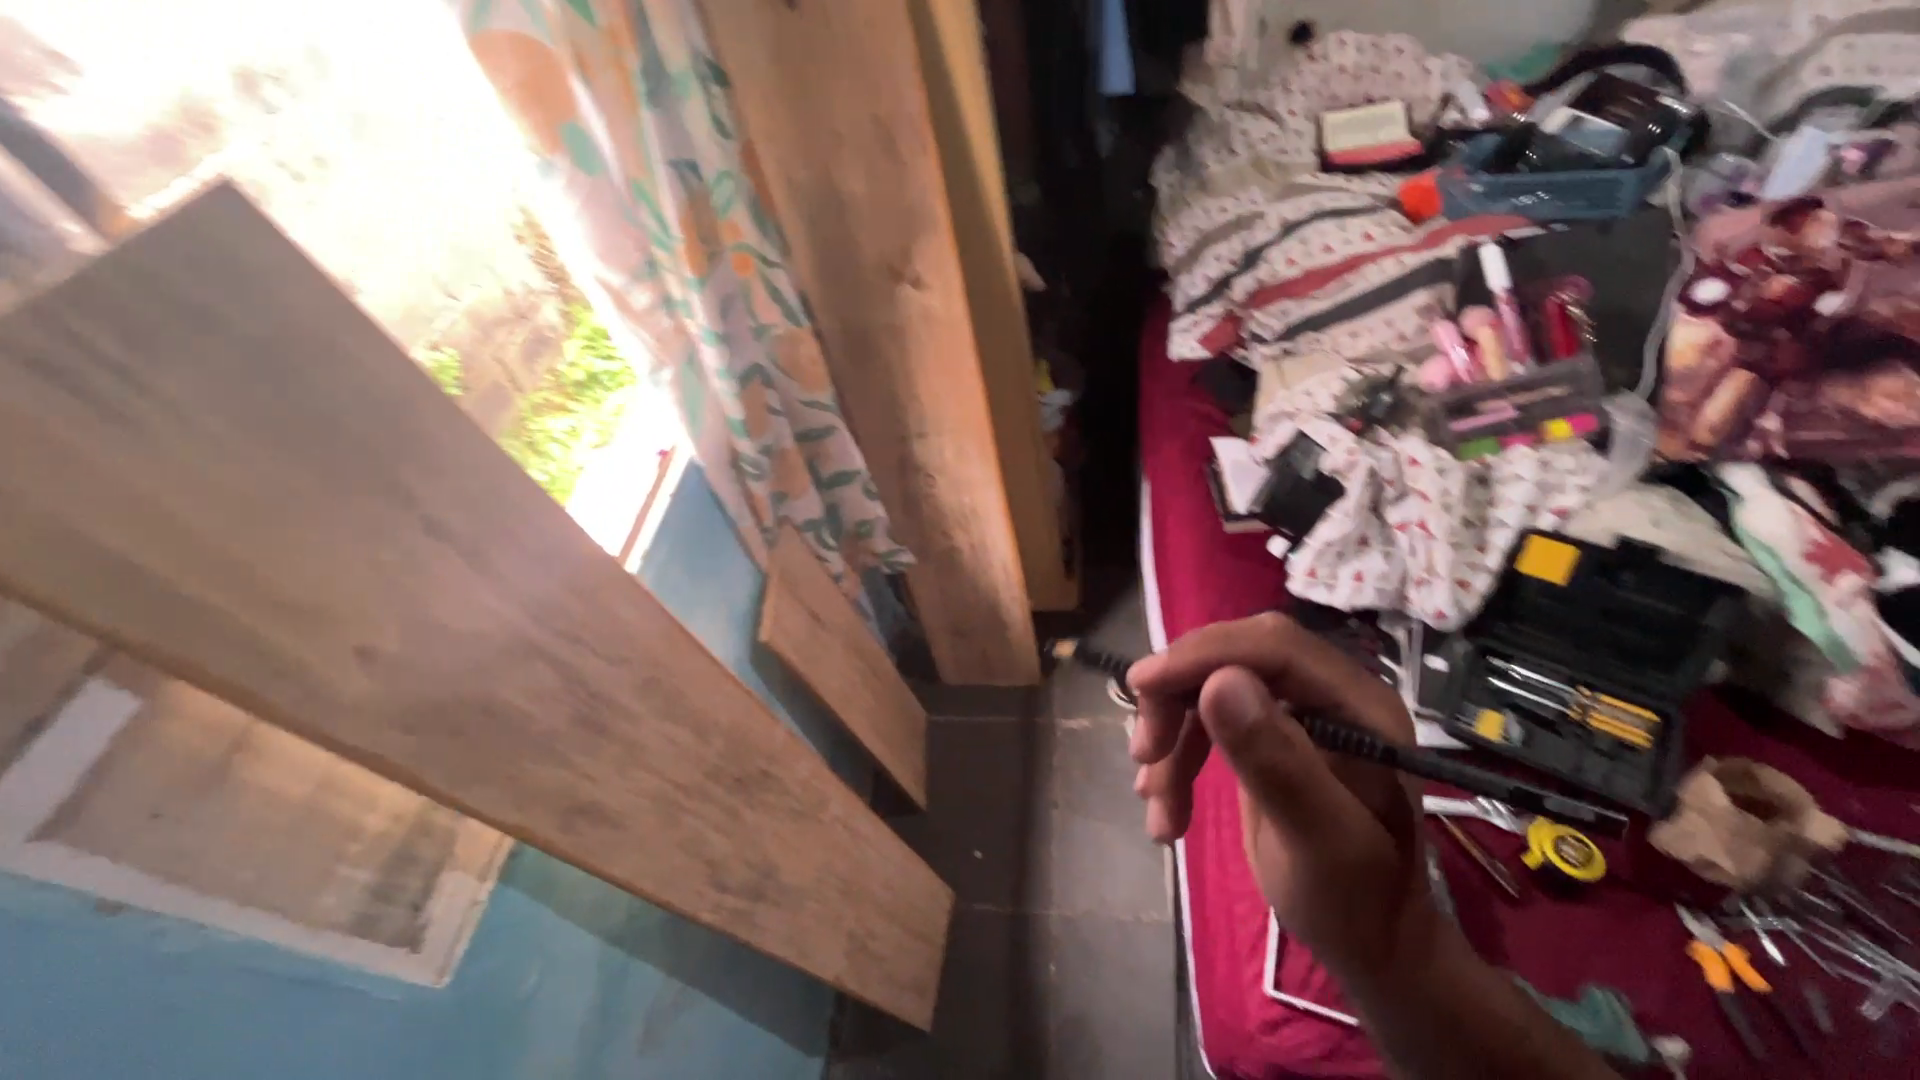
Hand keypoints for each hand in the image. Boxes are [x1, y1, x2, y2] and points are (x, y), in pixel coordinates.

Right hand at [1128, 613, 1437, 982]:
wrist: (1371, 944)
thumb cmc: (1356, 900)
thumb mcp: (1318, 838)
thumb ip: (1276, 761)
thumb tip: (1219, 684)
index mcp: (1357, 704)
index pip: (1273, 646)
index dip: (1204, 655)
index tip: (1142, 685)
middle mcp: (1327, 694)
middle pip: (1233, 657)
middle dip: (1177, 697)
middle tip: (1143, 750)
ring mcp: (1296, 713)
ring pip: (1210, 689)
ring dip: (1171, 738)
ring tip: (1154, 799)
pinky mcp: (1268, 736)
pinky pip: (1207, 722)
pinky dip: (1176, 757)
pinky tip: (1164, 805)